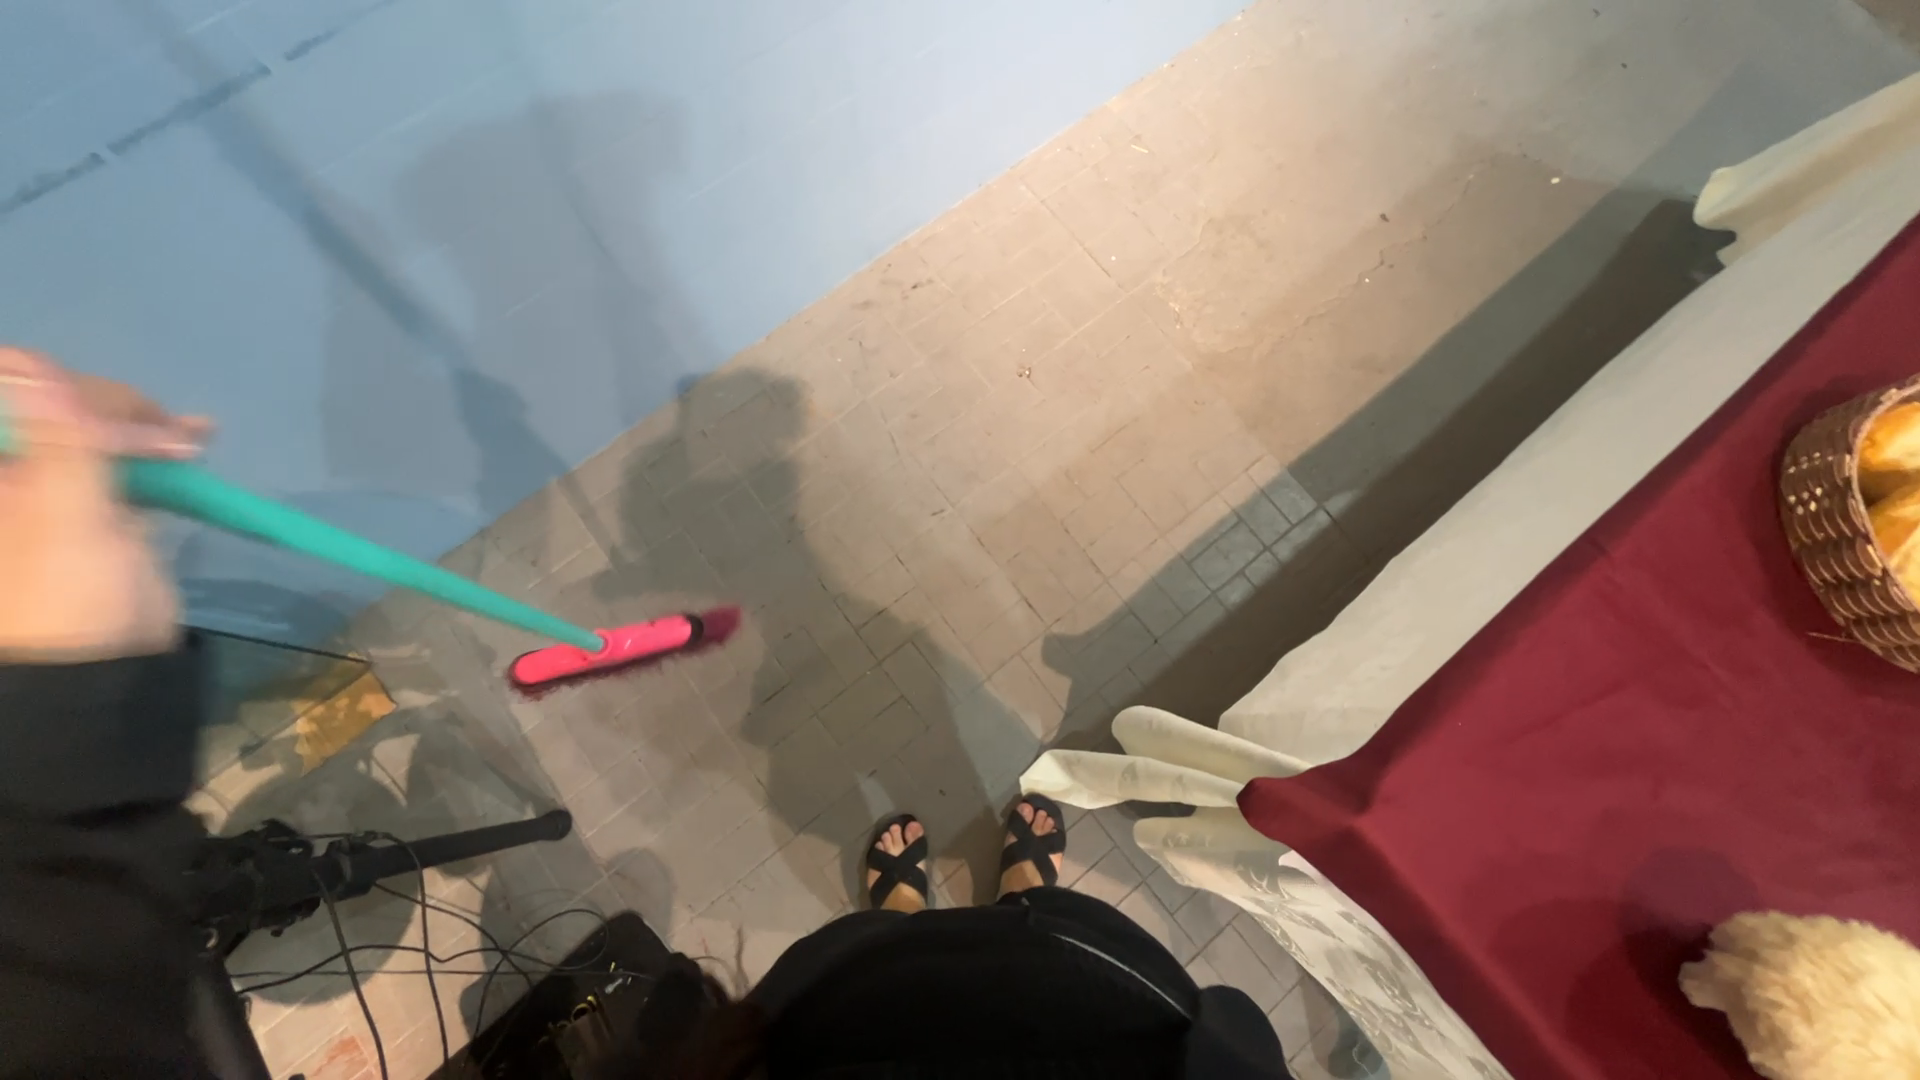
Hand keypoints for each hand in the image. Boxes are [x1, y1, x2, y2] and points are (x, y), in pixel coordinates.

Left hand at [0, 349, 208, 661]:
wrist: (100, 662)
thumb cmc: (65, 595)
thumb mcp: (64, 517)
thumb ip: (60, 443)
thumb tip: (34, 362)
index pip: (8, 395)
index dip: (50, 390)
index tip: (105, 413)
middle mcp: (13, 470)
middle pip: (52, 407)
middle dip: (113, 411)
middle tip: (166, 434)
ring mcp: (55, 486)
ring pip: (96, 430)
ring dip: (146, 424)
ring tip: (193, 432)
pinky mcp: (101, 504)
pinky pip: (127, 458)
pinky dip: (163, 446)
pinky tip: (197, 435)